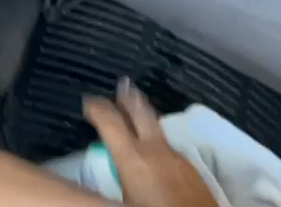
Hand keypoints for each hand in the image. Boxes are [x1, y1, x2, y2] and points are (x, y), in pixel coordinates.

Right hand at [82, 81, 216, 206]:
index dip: (95, 107)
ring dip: (145, 117)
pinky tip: (157, 150)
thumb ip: (116, 176)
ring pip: (157, 127)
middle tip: (121, 85)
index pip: (108, 119)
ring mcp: (177, 157)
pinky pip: (170, 146)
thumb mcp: (124, 198)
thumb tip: (107, 164)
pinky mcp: (193, 170)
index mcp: (132, 157)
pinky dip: (158, 141)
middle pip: (139, 111)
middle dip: (127, 96)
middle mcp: (155, 150)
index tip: (87, 102)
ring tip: (138, 108)